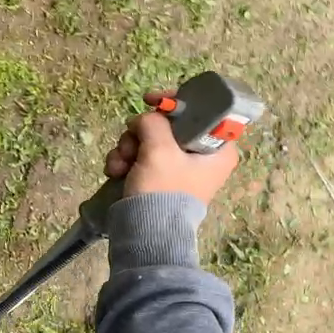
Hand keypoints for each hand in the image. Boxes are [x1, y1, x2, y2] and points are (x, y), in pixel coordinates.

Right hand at [103, 89, 240, 203]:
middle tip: (130, 143)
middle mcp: (200, 157)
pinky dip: (124, 162)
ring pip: (147, 141)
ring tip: (119, 165)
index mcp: (217, 149)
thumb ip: (153, 124)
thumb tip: (145, 118)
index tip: (151, 100)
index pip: (202, 112)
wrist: (146, 232)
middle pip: (167, 127)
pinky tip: (115, 172)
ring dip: (127, 148)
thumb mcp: (159, 151)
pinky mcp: (156, 179)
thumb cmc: (162, 189)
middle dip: (141, 133)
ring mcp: (177, 169)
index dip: (175, 103)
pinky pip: (138, 158)